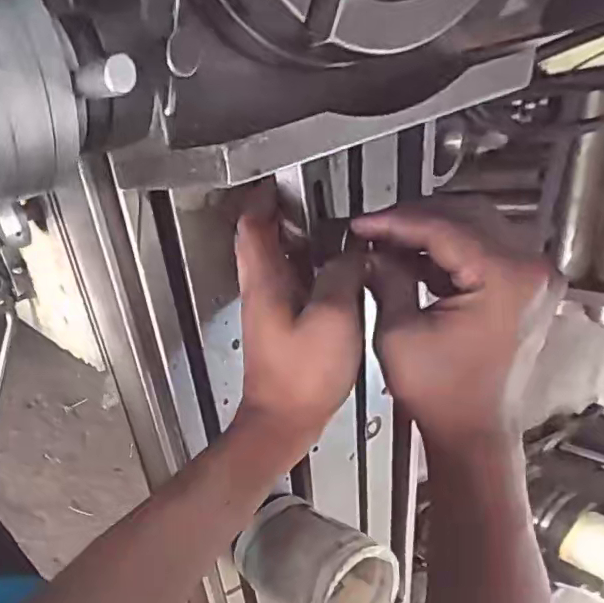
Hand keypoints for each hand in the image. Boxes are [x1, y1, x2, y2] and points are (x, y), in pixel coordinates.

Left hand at [230, 183, 367, 466]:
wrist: (284, 420)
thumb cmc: (301, 378)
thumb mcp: (333, 318)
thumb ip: (342, 275)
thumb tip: (351, 252)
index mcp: (265, 282)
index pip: (252, 225)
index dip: (264, 198)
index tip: (282, 182)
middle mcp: (260, 292)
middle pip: (262, 239)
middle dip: (285, 216)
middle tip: (314, 204)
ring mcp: (268, 309)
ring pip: (278, 262)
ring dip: (300, 242)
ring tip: (332, 232)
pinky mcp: (281, 327)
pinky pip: (292, 285)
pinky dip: (310, 270)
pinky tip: (335, 274)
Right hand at [351, 198, 559, 444]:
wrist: (472, 429)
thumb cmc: (444, 395)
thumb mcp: (398, 333)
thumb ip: (388, 280)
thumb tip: (375, 250)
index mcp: (505, 278)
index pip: (443, 227)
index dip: (395, 221)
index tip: (365, 223)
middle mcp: (531, 271)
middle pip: (467, 214)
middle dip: (414, 218)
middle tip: (375, 227)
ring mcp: (534, 279)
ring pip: (478, 226)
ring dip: (431, 229)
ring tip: (389, 241)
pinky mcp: (525, 289)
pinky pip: (486, 249)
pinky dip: (449, 248)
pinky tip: (415, 258)